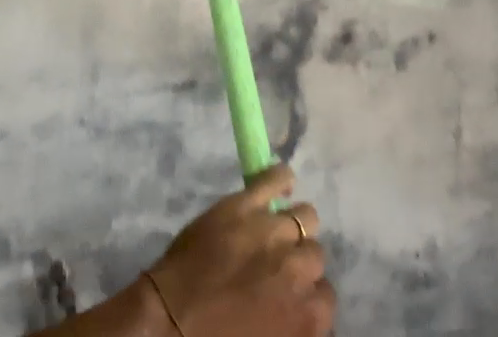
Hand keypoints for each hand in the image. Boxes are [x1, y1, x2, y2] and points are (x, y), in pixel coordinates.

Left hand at [144, 164, 334, 336]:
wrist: (171, 319)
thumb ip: (296, 319)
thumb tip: (303, 303)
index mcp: (308, 315)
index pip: (325, 294)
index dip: (307, 290)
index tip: (290, 289)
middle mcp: (299, 270)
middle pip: (315, 254)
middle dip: (298, 258)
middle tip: (276, 262)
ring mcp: (272, 233)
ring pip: (304, 218)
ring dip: (294, 225)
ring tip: (276, 228)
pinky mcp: (244, 207)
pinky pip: (272, 182)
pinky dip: (280, 178)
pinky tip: (283, 181)